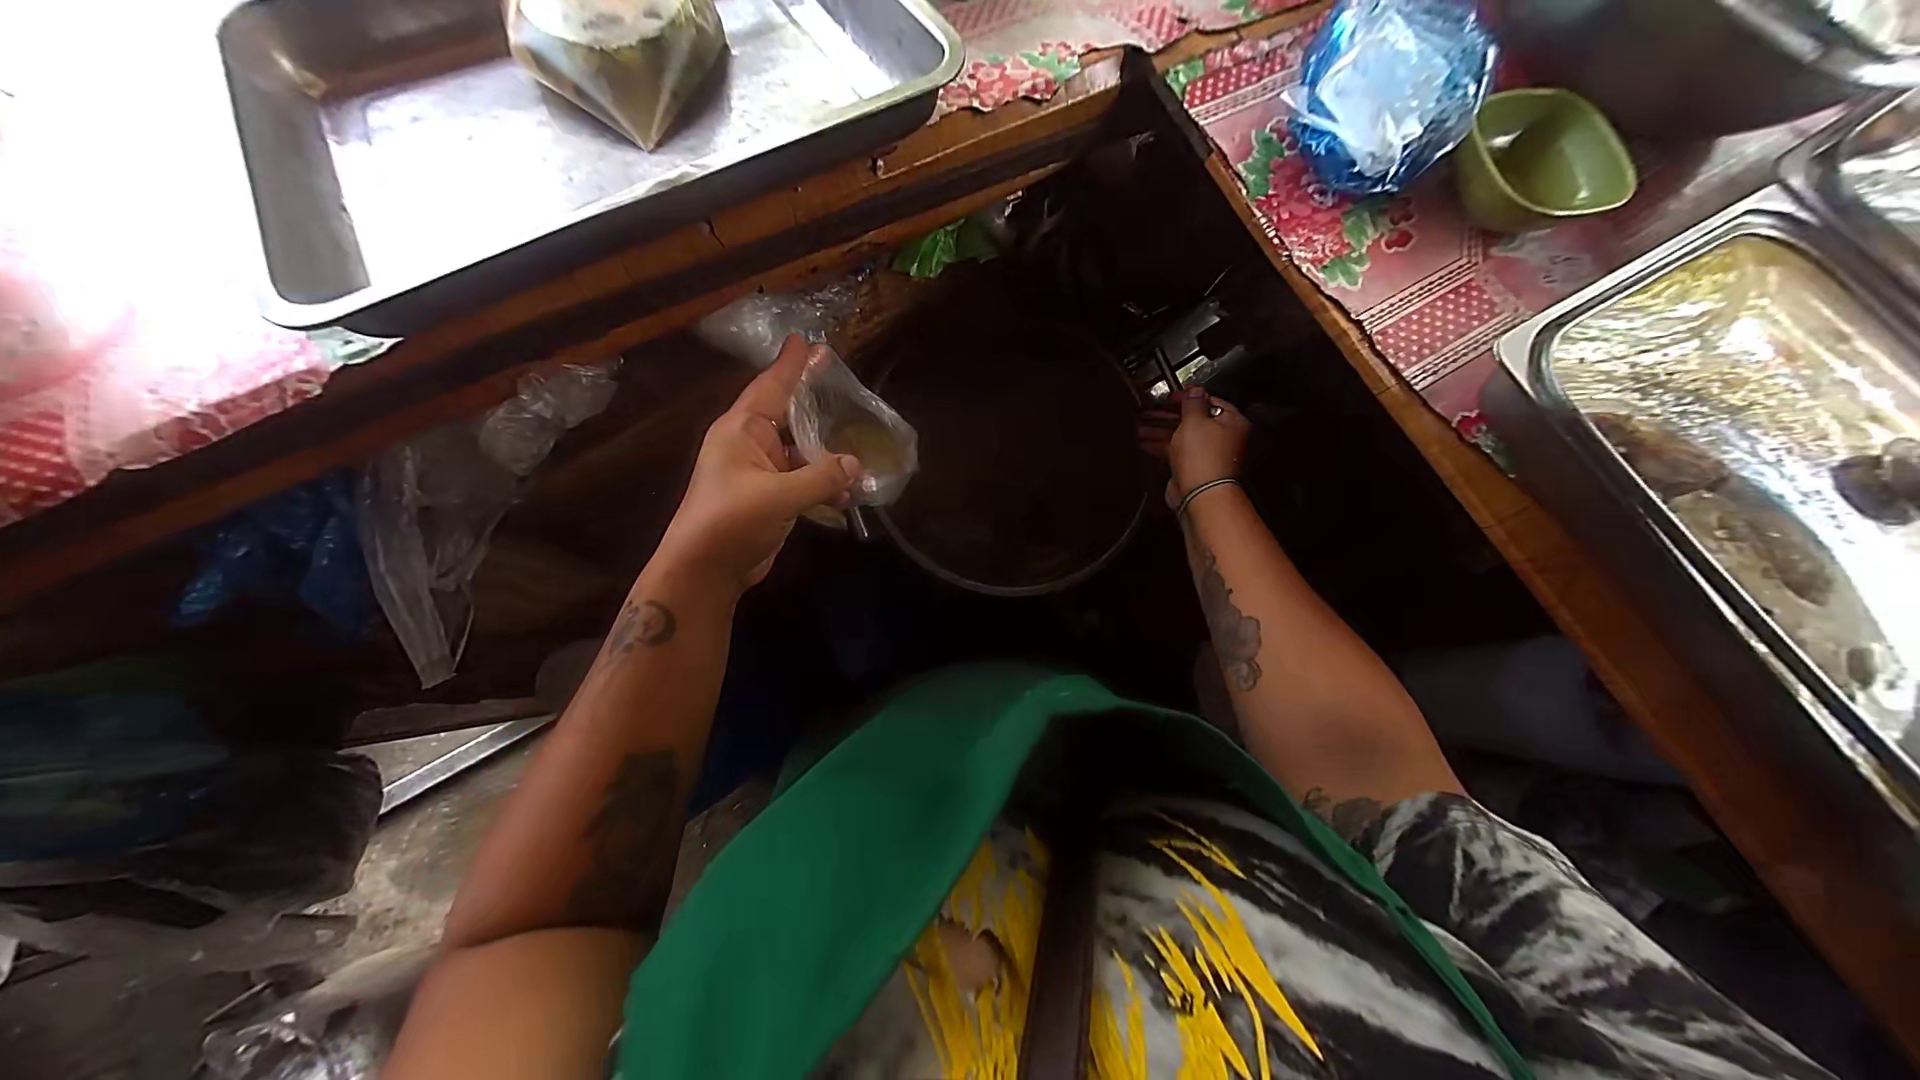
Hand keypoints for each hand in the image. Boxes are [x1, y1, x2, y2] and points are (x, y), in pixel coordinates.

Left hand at [652, 336, 861, 591]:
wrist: (706, 572)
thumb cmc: (731, 523)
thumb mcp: (778, 496)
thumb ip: (821, 477)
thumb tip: (856, 464)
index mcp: (741, 431)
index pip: (770, 387)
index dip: (790, 365)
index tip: (807, 340)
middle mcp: (750, 445)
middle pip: (788, 415)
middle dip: (814, 401)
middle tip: (843, 380)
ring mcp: (760, 473)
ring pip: (800, 450)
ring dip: (827, 450)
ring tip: (861, 438)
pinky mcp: (770, 498)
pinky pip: (803, 479)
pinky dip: (824, 482)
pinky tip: (850, 489)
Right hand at [1139, 387, 1248, 508]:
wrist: (1199, 494)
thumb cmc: (1205, 460)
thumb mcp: (1195, 420)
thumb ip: (1192, 402)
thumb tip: (1194, 391)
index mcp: (1232, 423)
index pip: (1210, 402)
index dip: (1189, 397)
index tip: (1172, 397)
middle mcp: (1223, 439)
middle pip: (1193, 420)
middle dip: (1168, 416)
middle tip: (1151, 411)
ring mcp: (1207, 455)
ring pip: (1181, 437)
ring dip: (1159, 431)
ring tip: (1141, 425)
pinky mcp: (1192, 469)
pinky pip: (1174, 453)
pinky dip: (1159, 447)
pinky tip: (1144, 442)